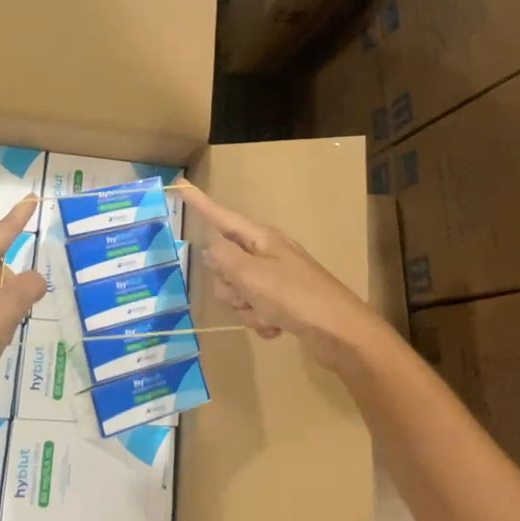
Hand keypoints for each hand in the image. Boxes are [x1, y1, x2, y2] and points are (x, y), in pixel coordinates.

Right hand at [179, 185, 388, 370]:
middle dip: (229, 285)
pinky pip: (255, 311)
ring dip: (247, 308)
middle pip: (225, 263)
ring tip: (268, 314)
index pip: (222, 217)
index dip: (200, 204)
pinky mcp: (283, 304)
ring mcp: (276, 279)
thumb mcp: (251, 274)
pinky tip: (277, 328)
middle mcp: (267, 253)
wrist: (339, 333)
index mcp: (262, 238)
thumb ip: (223, 258)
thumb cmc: (295, 297)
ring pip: (237, 291)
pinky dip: (262, 322)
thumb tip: (210, 249)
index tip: (180, 187)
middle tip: (248, 293)